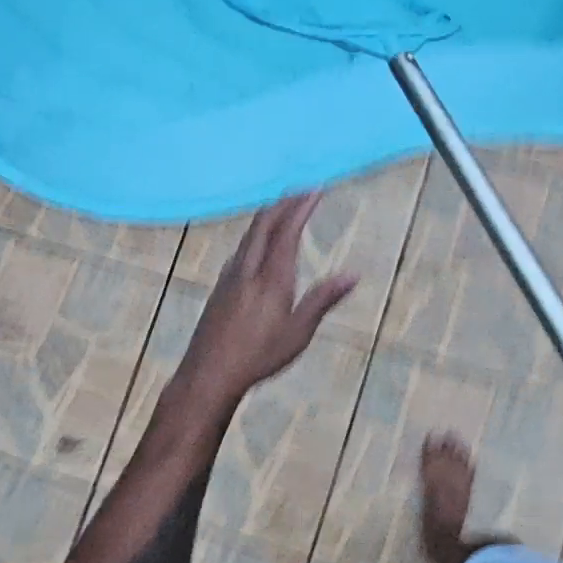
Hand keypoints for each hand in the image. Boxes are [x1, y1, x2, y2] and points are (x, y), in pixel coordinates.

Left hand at [178, 192, 357, 402]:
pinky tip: (257, 245)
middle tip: (301, 190)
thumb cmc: (259, 357)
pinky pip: (240, 248)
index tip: (315, 190)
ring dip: (267, 216)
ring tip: (282, 208)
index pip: (287, 231)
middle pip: (263, 223)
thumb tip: (353, 275)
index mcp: (272, 279)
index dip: (301, 207)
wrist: (209, 372)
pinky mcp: (220, 287)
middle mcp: (248, 270)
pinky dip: (255, 234)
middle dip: (283, 202)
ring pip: (249, 234)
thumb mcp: (299, 332)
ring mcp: (230, 277)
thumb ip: (323, 300)